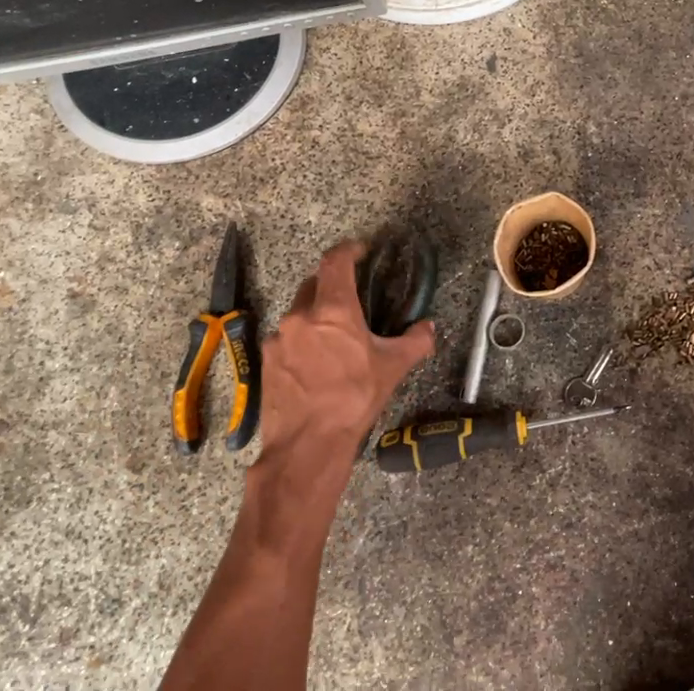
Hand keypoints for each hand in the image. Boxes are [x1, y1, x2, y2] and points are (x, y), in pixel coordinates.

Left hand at [259, 239, 434, 472]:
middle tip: (353, 296)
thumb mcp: (393, 368)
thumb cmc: (353, 398)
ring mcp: (278, 339)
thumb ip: (416, 342)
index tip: (361, 250)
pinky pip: (287, 338)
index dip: (349, 249)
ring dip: (317, 315)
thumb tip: (427, 328)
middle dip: (333, 284)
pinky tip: (317, 361)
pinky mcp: (265, 361)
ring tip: (335, 335)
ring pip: (298, 313)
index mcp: (333, 310)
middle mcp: (300, 317)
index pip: (335, 262)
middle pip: (314, 284)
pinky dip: (302, 339)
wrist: (307, 444)